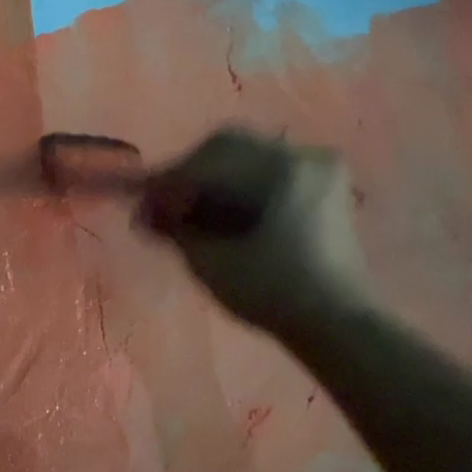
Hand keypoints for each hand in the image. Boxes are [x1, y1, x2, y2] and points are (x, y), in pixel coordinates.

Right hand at [136, 125, 371, 336]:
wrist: (335, 323)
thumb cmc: (271, 292)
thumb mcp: (210, 261)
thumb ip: (174, 227)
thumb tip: (144, 212)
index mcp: (282, 169)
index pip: (207, 159)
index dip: (165, 180)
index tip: (137, 202)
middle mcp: (303, 156)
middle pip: (226, 148)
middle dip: (185, 176)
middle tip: (157, 206)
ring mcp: (315, 169)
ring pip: (243, 158)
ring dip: (207, 181)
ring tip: (181, 213)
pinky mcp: (318, 187)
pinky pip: (263, 172)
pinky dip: (232, 187)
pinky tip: (211, 214)